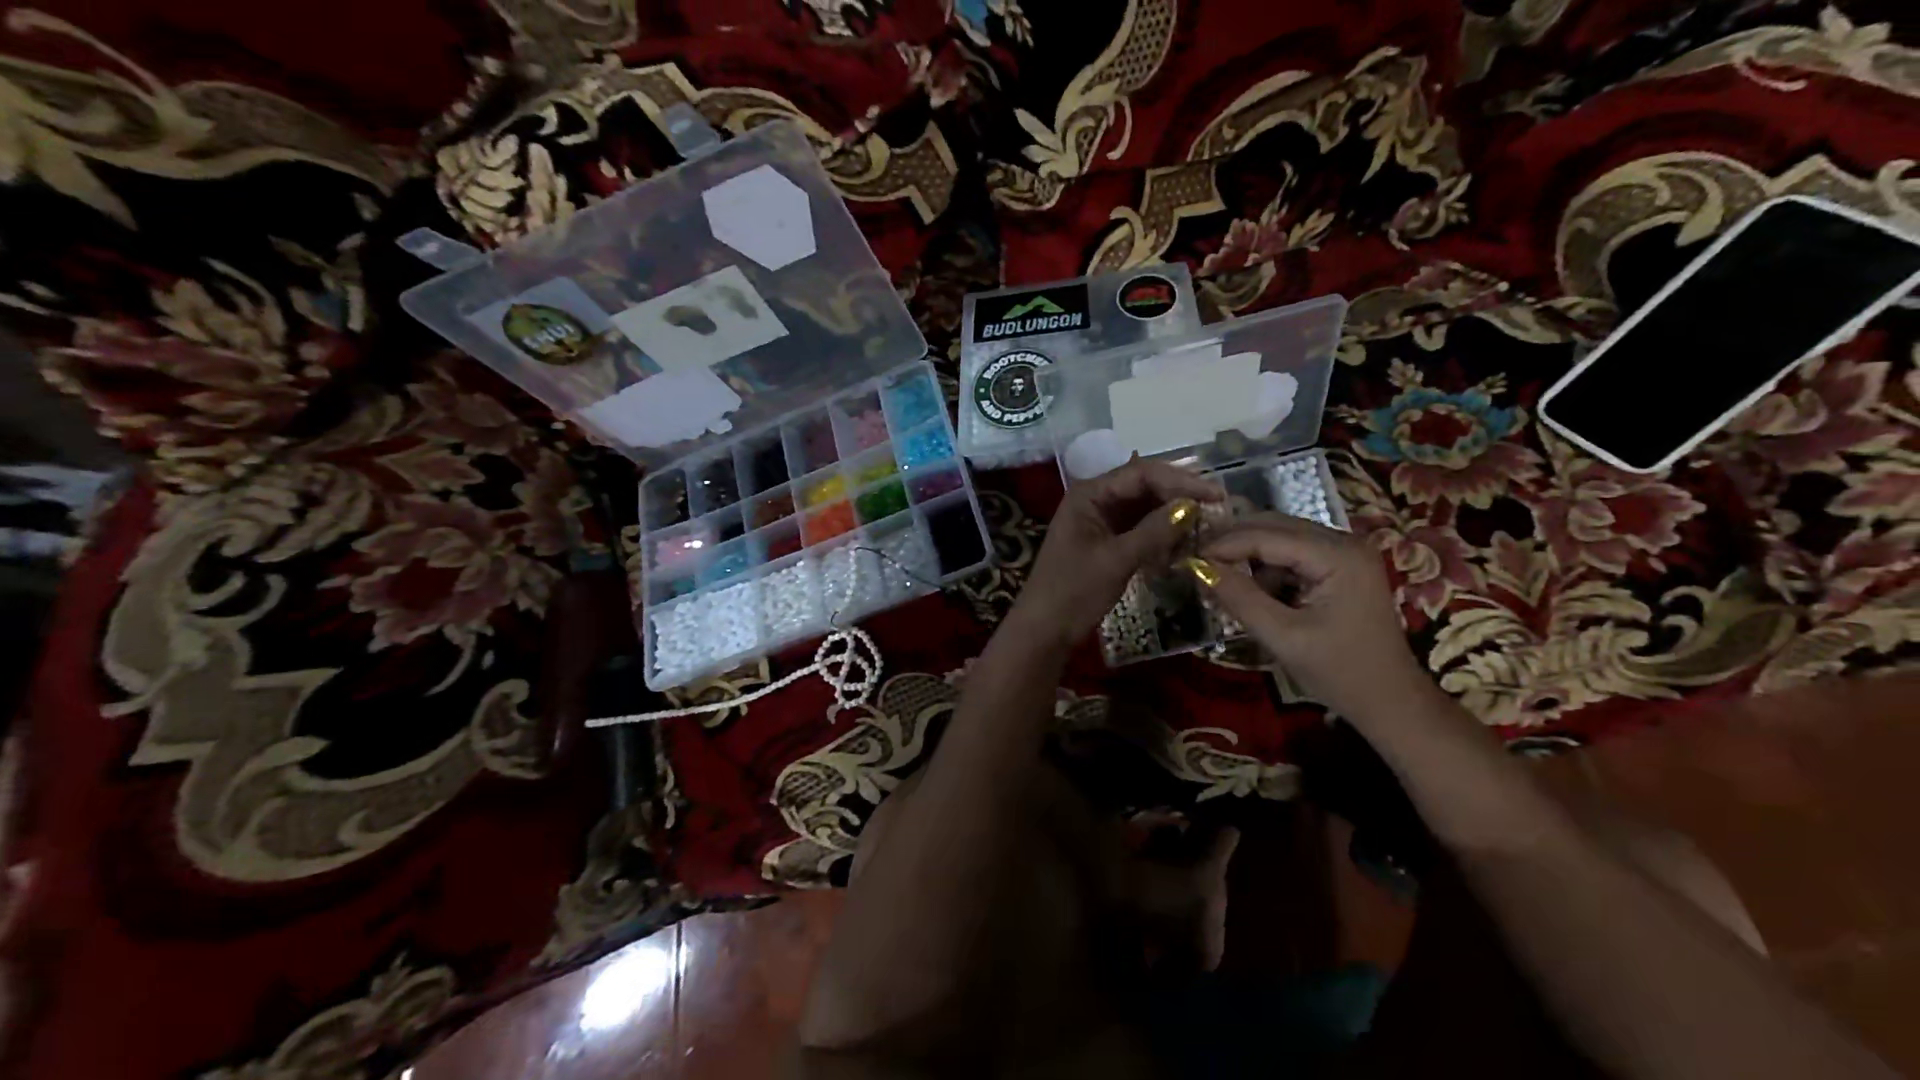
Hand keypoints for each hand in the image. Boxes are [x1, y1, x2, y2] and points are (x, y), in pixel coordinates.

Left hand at [1009, 459, 1224, 650]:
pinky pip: (1140, 528)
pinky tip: (1183, 544)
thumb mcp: (1116, 560)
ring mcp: (1101, 521)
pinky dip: (1161, 535)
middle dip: (1179, 496)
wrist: (1045, 629)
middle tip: (1217, 508)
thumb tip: (1192, 507)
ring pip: (1145, 508)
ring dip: (1172, 516)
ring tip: (1205, 526)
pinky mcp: (1108, 542)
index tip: (1215, 495)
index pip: (1141, 473)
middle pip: (1145, 486)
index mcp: (1089, 494)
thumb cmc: (1073, 591)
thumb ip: (1153, 532)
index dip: (1180, 480)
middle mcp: (1095, 500)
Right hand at [1191, 515, 1429, 717]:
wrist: (1390, 701)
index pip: (1267, 535)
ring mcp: (1345, 553)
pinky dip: (1266, 566)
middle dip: (1233, 541)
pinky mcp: (1341, 567)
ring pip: (1281, 537)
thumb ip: (1240, 598)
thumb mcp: (1283, 637)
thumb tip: (1198, 568)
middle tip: (1195, 559)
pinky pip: (1293, 554)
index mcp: (1338, 555)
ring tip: (1216, 574)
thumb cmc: (1340, 672)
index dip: (1224, 544)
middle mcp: (1345, 541)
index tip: (1188, 558)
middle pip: (1275, 526)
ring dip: (1248, 553)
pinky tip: (1248, 587)